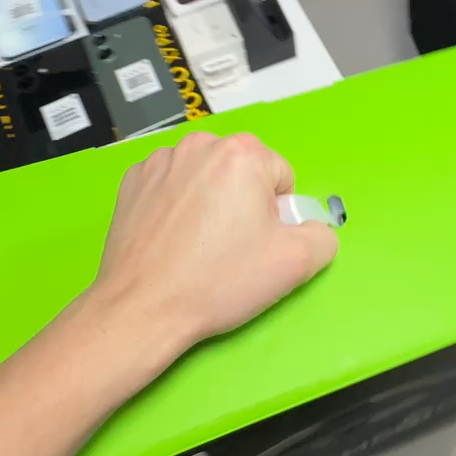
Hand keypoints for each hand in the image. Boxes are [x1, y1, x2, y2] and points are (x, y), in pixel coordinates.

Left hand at [88, 132, 338, 346]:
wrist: (141, 311)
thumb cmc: (217, 282)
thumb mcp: (294, 264)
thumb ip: (322, 235)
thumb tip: (314, 227)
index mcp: (244, 153)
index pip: (281, 176)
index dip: (276, 213)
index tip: (256, 241)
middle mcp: (202, 144)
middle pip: (243, 170)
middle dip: (244, 201)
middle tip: (230, 245)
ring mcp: (162, 159)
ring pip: (207, 174)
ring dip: (210, 198)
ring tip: (197, 243)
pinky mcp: (134, 180)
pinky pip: (171, 183)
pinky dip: (176, 202)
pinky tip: (171, 237)